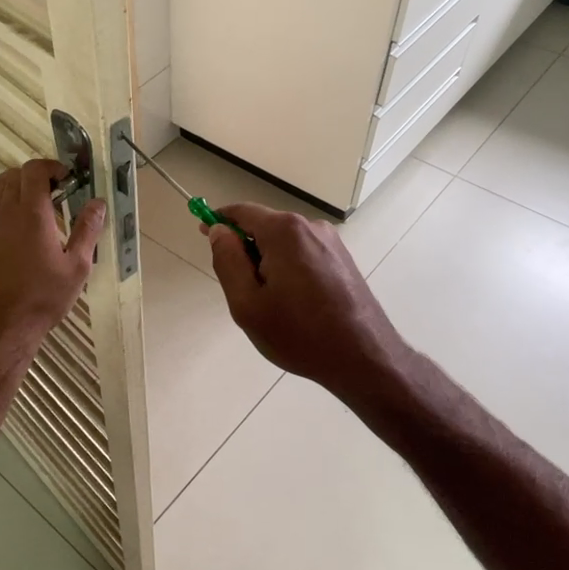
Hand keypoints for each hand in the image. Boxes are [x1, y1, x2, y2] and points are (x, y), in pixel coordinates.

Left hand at [0, 159, 105, 351]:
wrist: (2, 327)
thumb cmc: (43, 298)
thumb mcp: (77, 267)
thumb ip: (87, 230)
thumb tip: (98, 202)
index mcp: (33, 214)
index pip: (35, 171)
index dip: (50, 167)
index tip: (65, 179)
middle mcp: (4, 212)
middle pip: (14, 176)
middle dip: (34, 177)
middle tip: (51, 193)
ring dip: (11, 184)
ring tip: (26, 198)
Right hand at [206, 203, 409, 388]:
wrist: (364, 358)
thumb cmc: (299, 334)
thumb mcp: (247, 304)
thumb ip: (227, 261)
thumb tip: (218, 231)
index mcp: (284, 231)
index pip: (241, 211)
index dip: (219, 221)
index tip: (204, 235)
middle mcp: (310, 227)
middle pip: (264, 227)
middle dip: (246, 251)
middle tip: (243, 293)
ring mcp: (331, 242)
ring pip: (284, 243)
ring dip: (269, 264)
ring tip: (274, 306)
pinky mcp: (343, 259)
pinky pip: (304, 254)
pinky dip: (290, 270)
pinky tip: (296, 306)